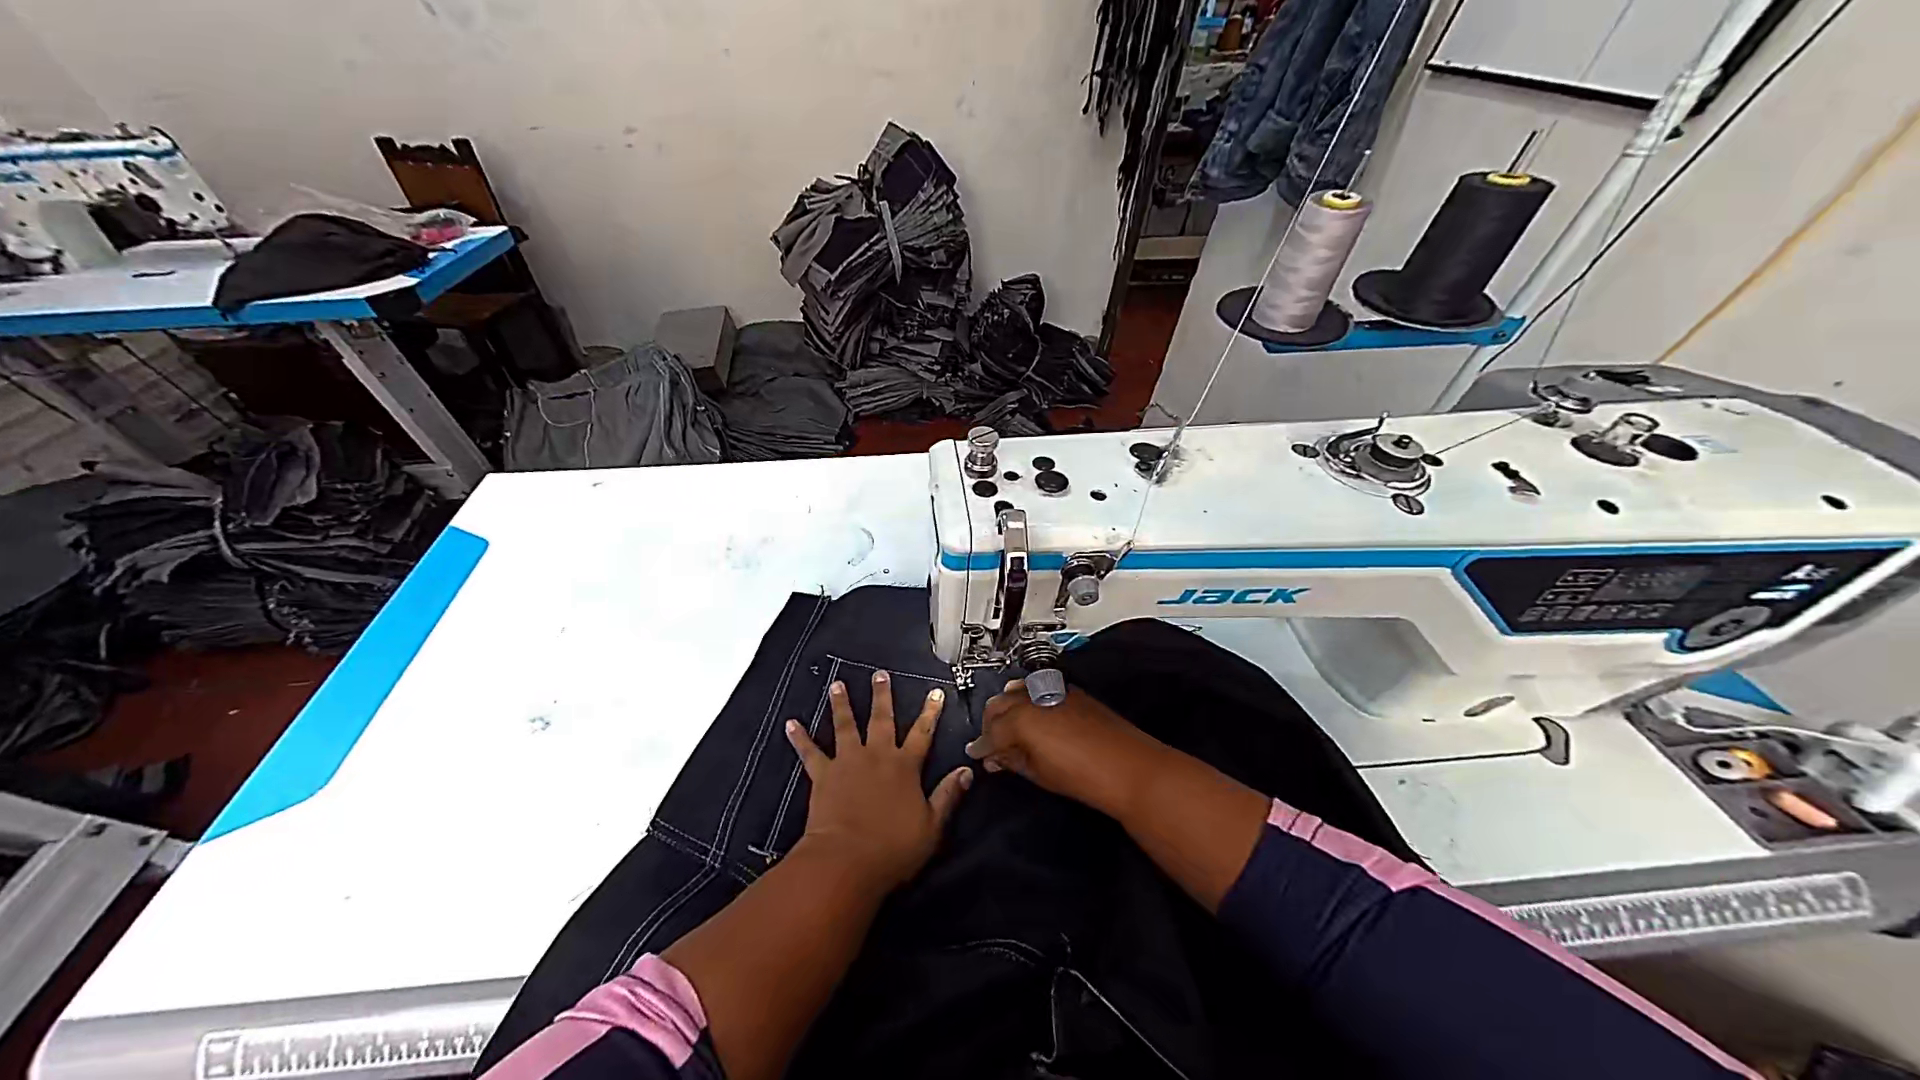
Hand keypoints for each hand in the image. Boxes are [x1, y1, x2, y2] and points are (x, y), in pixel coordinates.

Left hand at [785, 671, 971, 890]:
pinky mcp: (822, 775)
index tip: (935, 692)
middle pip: (881, 719)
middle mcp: (877, 756)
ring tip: (838, 685)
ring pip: (845, 725)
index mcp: (905, 767)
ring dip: (841, 704)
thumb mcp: (932, 826)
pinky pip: (810, 752)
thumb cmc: (893, 848)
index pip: (923, 734)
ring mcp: (847, 762)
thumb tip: (966, 771)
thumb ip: (948, 796)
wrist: (846, 860)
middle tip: (880, 675)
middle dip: (882, 696)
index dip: (930, 713)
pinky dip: (800, 738)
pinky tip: (792, 723)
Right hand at [966, 680, 1168, 818]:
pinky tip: (1032, 719)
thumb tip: (996, 757)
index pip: (989, 732)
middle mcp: (1033, 698)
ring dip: (1008, 709)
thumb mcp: (1038, 774)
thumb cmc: (1086, 774)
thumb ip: (1011, 760)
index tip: (980, 755)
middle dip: (990, 725)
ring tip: (1010, 732)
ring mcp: (1053, 690)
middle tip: (991, 747)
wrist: (1129, 767)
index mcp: (1020, 718)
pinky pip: (1037, 690)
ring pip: (1016, 693)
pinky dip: (1028, 701)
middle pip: (998, 706)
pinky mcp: (1070, 691)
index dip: (981, 746)